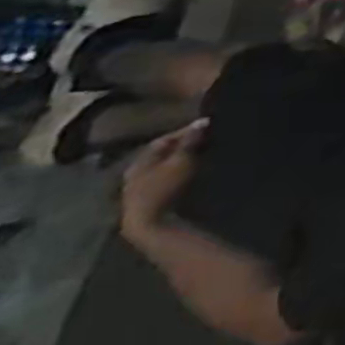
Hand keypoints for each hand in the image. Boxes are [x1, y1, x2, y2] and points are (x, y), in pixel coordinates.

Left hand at [120, 119, 206, 238]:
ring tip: (204, 152)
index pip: (163, 140)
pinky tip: (192, 170)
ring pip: (163, 166)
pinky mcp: (148, 198)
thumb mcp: (181, 161)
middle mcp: (136, 172)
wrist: (151, 223)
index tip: (207, 126)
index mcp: (140, 162)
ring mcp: (139, 187)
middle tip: (207, 138)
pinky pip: (165, 177)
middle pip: (162, 153)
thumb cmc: (165, 187)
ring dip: (182, 158)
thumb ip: (190, 141)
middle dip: (184, 145)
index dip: (185, 131)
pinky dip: (179, 170)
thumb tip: (202, 121)